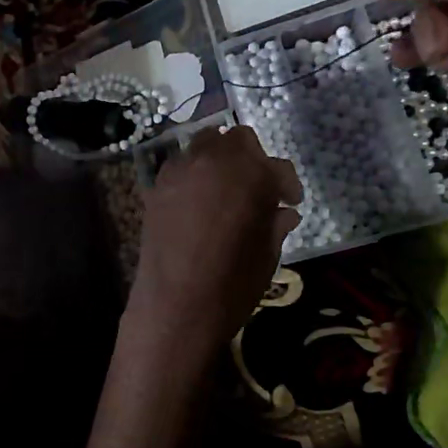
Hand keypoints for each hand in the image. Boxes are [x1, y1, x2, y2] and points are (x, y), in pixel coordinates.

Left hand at [128, 126, 301, 345]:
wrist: (176, 306)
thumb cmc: (232, 283)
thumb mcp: (267, 254)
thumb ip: (276, 223)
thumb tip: (285, 212)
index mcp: (250, 174)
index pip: (277, 167)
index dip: (287, 185)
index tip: (290, 202)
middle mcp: (213, 161)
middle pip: (237, 140)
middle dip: (251, 159)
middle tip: (257, 187)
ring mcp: (180, 172)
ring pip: (203, 145)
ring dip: (219, 160)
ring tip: (226, 188)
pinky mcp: (156, 188)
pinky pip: (179, 167)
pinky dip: (192, 174)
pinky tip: (198, 200)